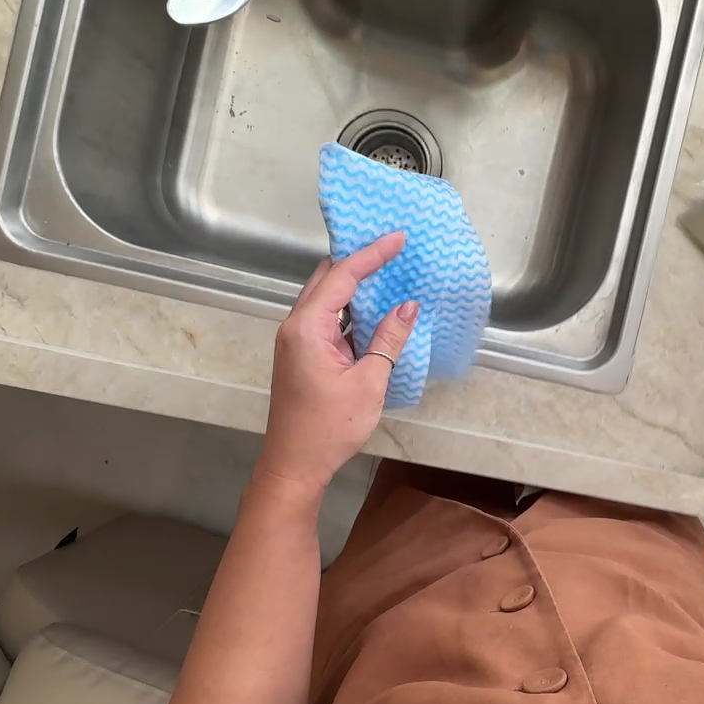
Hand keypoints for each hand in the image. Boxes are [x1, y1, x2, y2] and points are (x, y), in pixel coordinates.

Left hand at [257, 233, 418, 490]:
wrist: (295, 464)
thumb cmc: (330, 427)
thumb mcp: (368, 382)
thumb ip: (388, 340)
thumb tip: (408, 307)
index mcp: (306, 328)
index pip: (341, 277)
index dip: (371, 255)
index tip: (398, 238)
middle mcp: (296, 326)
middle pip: (327, 279)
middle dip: (359, 260)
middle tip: (392, 247)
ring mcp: (297, 340)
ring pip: (327, 298)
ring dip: (355, 284)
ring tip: (389, 270)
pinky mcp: (304, 353)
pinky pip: (329, 319)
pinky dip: (352, 309)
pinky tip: (376, 307)